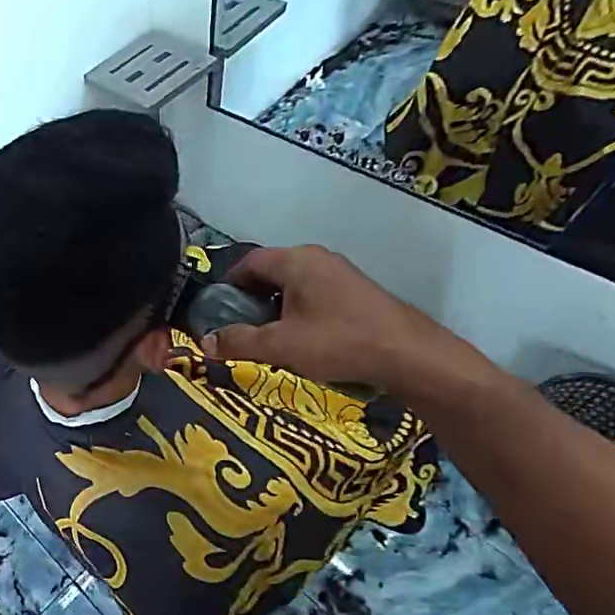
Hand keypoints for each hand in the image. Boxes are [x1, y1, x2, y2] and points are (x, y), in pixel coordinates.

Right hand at [202, 245, 466, 389]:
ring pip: (294, 286)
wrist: (408, 355)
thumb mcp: (281, 346)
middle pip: (271, 273)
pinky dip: (298, 314)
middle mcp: (318, 259)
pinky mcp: (356, 294)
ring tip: (263, 340)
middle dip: (250, 299)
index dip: (227, 284)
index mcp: (296, 260)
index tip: (214, 310)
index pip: (249, 262)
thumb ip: (240, 341)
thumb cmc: (339, 342)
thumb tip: (206, 343)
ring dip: (275, 309)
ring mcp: (340, 274)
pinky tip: (298, 342)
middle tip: (235, 329)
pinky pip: (314, 297)